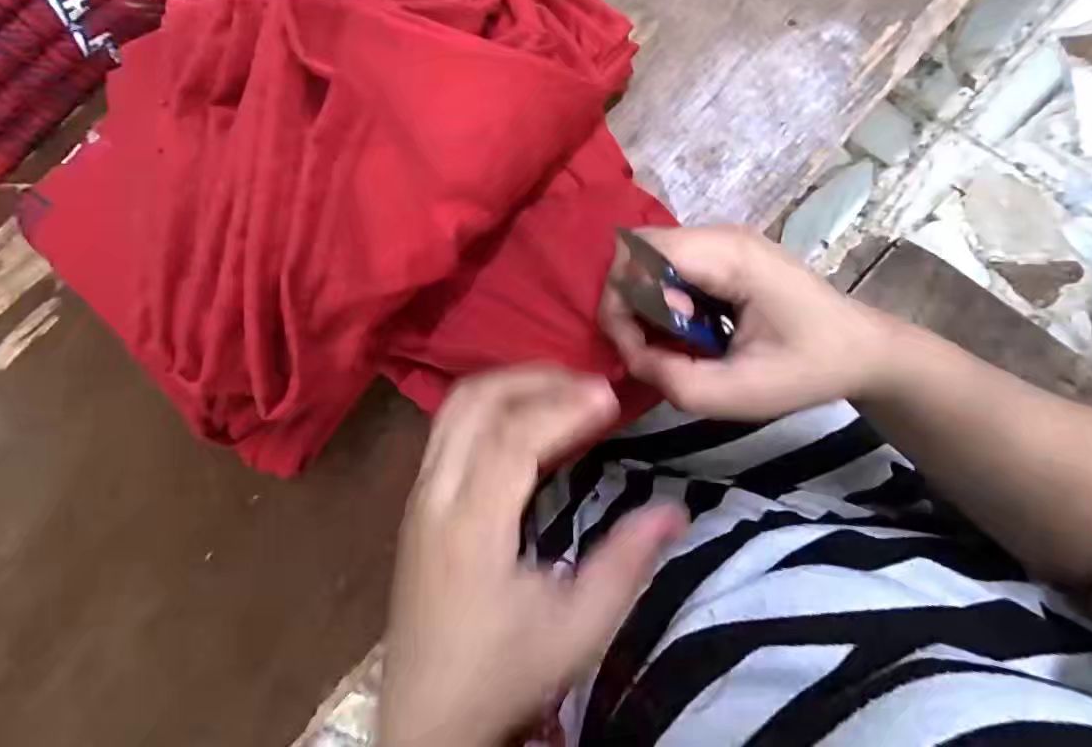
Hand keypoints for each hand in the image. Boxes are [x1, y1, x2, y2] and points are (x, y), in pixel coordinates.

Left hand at [381, 366, 688, 746]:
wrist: (425, 719)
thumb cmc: (502, 674)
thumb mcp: (576, 630)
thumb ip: (626, 562)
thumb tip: (675, 508)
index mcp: (470, 526)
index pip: (514, 437)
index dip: (565, 407)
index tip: (611, 397)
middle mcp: (434, 494)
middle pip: (476, 401)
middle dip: (536, 379)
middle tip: (589, 385)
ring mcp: (418, 493)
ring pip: (456, 406)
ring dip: (511, 385)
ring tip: (564, 390)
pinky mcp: (416, 499)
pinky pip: (449, 425)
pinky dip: (491, 404)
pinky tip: (527, 417)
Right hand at [599, 225, 909, 419]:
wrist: (862, 350)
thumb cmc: (809, 368)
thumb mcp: (742, 393)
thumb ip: (676, 381)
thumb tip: (634, 358)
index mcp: (729, 256)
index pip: (642, 254)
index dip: (626, 302)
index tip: (645, 350)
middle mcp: (720, 236)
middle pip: (638, 251)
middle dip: (628, 302)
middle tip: (650, 348)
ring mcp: (721, 242)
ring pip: (650, 260)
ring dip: (645, 304)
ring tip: (674, 344)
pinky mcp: (722, 256)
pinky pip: (670, 269)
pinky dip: (662, 301)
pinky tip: (689, 332)